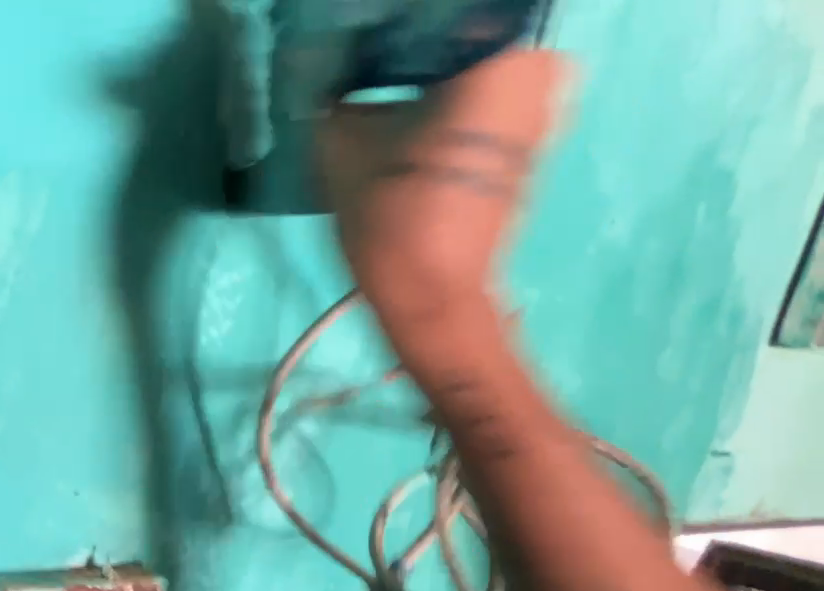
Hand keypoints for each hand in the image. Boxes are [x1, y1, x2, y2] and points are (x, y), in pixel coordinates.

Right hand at [320, 48, 570, 325]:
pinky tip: (399, 117)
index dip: (394, 25)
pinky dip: (442, 101)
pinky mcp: (526, 140)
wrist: (429, 292)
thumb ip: (332, 102)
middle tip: (357, 65)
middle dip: (409, 50)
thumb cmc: (391, 214)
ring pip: (471, 69)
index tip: (356, 36)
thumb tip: (318, 76)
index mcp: (504, 56)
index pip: (447, 15)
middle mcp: (539, 67)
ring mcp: (541, 106)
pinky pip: (482, 98)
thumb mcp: (342, 149)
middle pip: (461, 39)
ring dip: (422, 76)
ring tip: (370, 89)